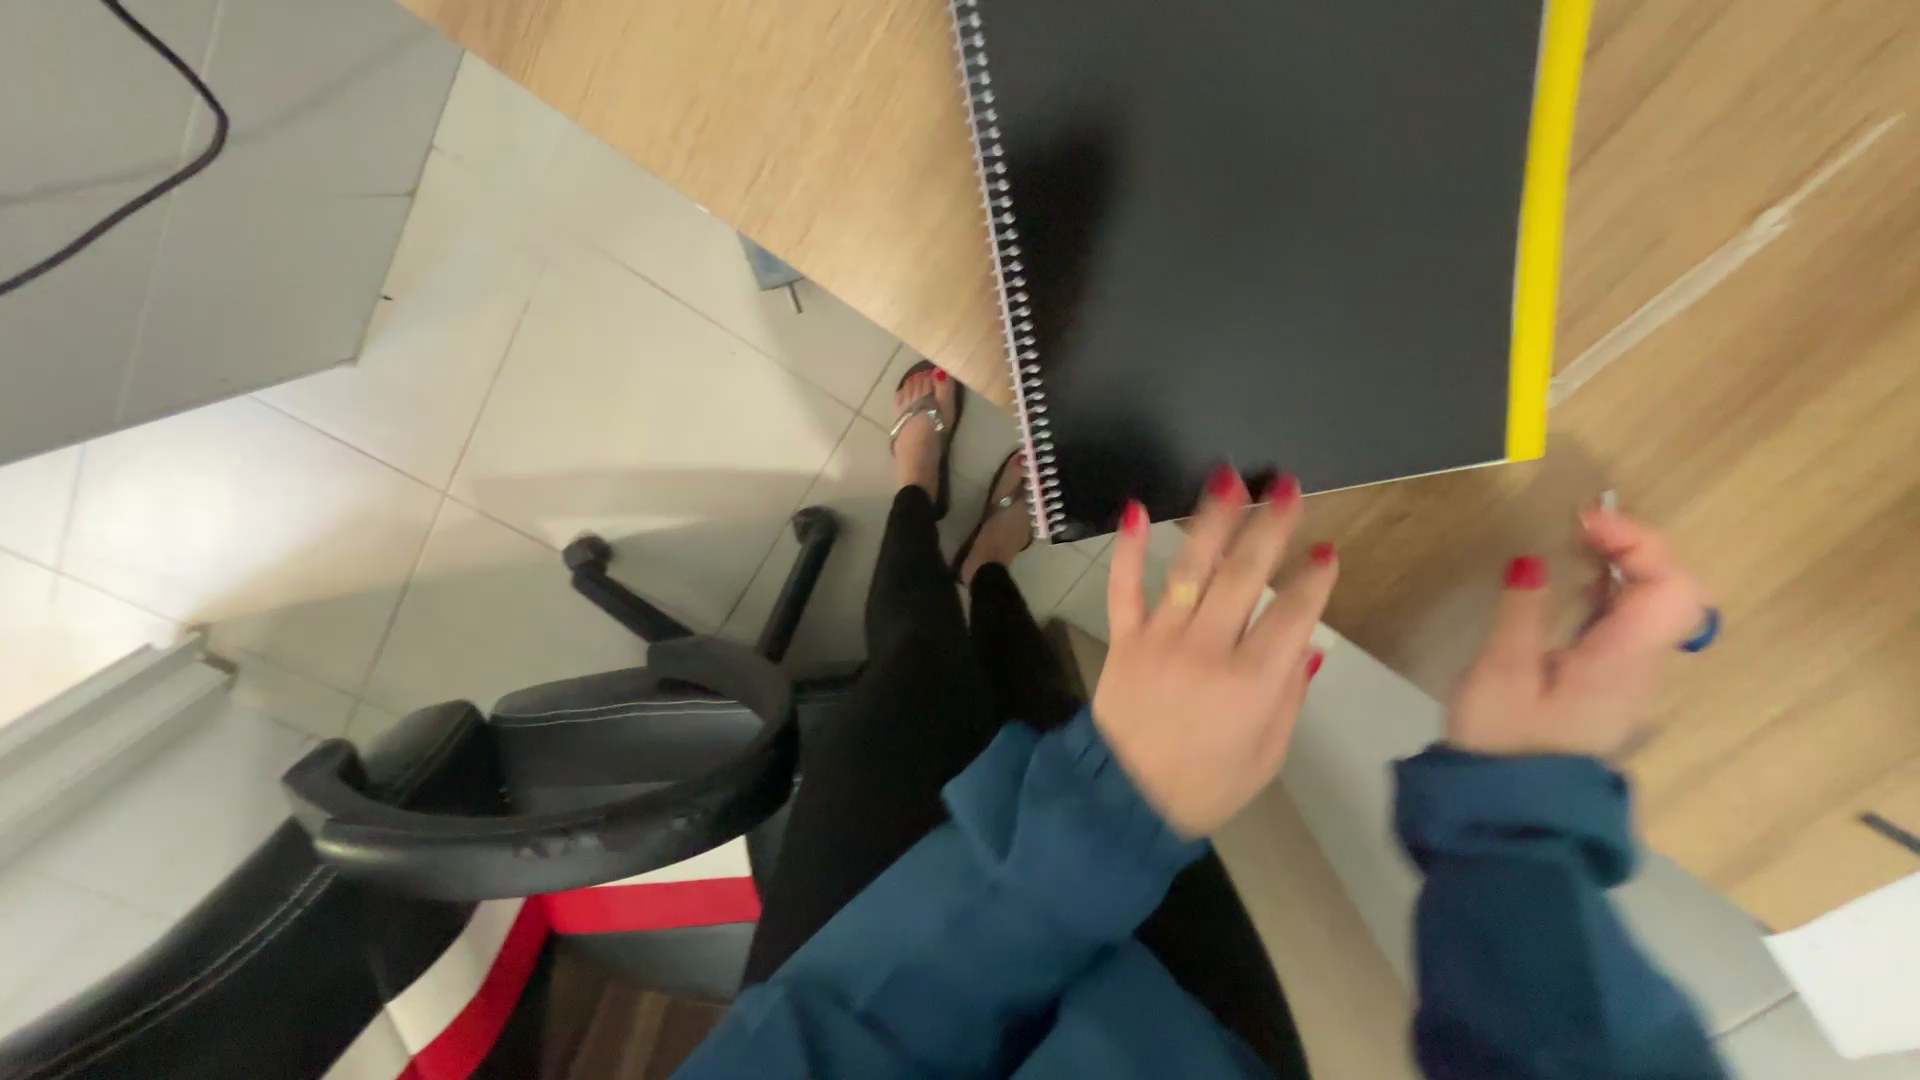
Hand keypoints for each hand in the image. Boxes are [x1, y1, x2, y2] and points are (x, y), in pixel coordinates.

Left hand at [1092, 468, 1337, 837]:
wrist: (1125, 799)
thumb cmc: (1206, 785)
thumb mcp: (1266, 754)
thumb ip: (1288, 695)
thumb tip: (1310, 643)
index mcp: (1252, 684)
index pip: (1293, 616)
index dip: (1314, 581)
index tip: (1326, 550)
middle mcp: (1207, 651)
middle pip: (1244, 577)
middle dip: (1269, 527)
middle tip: (1287, 486)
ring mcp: (1160, 640)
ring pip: (1190, 570)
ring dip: (1211, 521)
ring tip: (1228, 478)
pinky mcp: (1123, 640)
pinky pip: (1124, 588)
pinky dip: (1129, 549)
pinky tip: (1138, 509)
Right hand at [1447, 505, 1707, 759]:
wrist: (1510, 803)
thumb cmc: (1504, 738)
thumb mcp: (1501, 672)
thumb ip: (1522, 614)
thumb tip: (1534, 562)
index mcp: (1622, 660)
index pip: (1671, 588)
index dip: (1639, 542)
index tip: (1583, 521)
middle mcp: (1641, 665)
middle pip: (1673, 592)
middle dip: (1634, 547)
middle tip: (1579, 526)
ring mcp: (1628, 677)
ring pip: (1651, 607)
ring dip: (1621, 565)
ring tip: (1572, 542)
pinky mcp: (1607, 683)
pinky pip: (1625, 624)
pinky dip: (1606, 590)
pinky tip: (1569, 583)